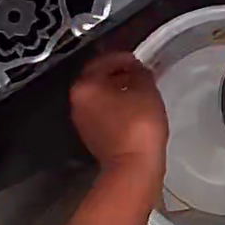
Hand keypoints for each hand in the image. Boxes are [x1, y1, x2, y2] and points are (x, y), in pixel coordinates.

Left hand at [70, 53, 168, 176]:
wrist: (133, 167)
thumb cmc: (139, 124)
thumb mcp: (146, 90)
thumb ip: (141, 73)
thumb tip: (137, 69)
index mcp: (86, 87)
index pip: (102, 61)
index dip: (123, 57)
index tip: (139, 59)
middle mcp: (78, 102)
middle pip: (98, 79)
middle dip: (119, 73)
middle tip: (140, 73)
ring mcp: (83, 121)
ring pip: (101, 97)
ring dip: (118, 91)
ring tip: (140, 90)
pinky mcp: (93, 137)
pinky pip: (105, 113)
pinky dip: (118, 107)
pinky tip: (135, 109)